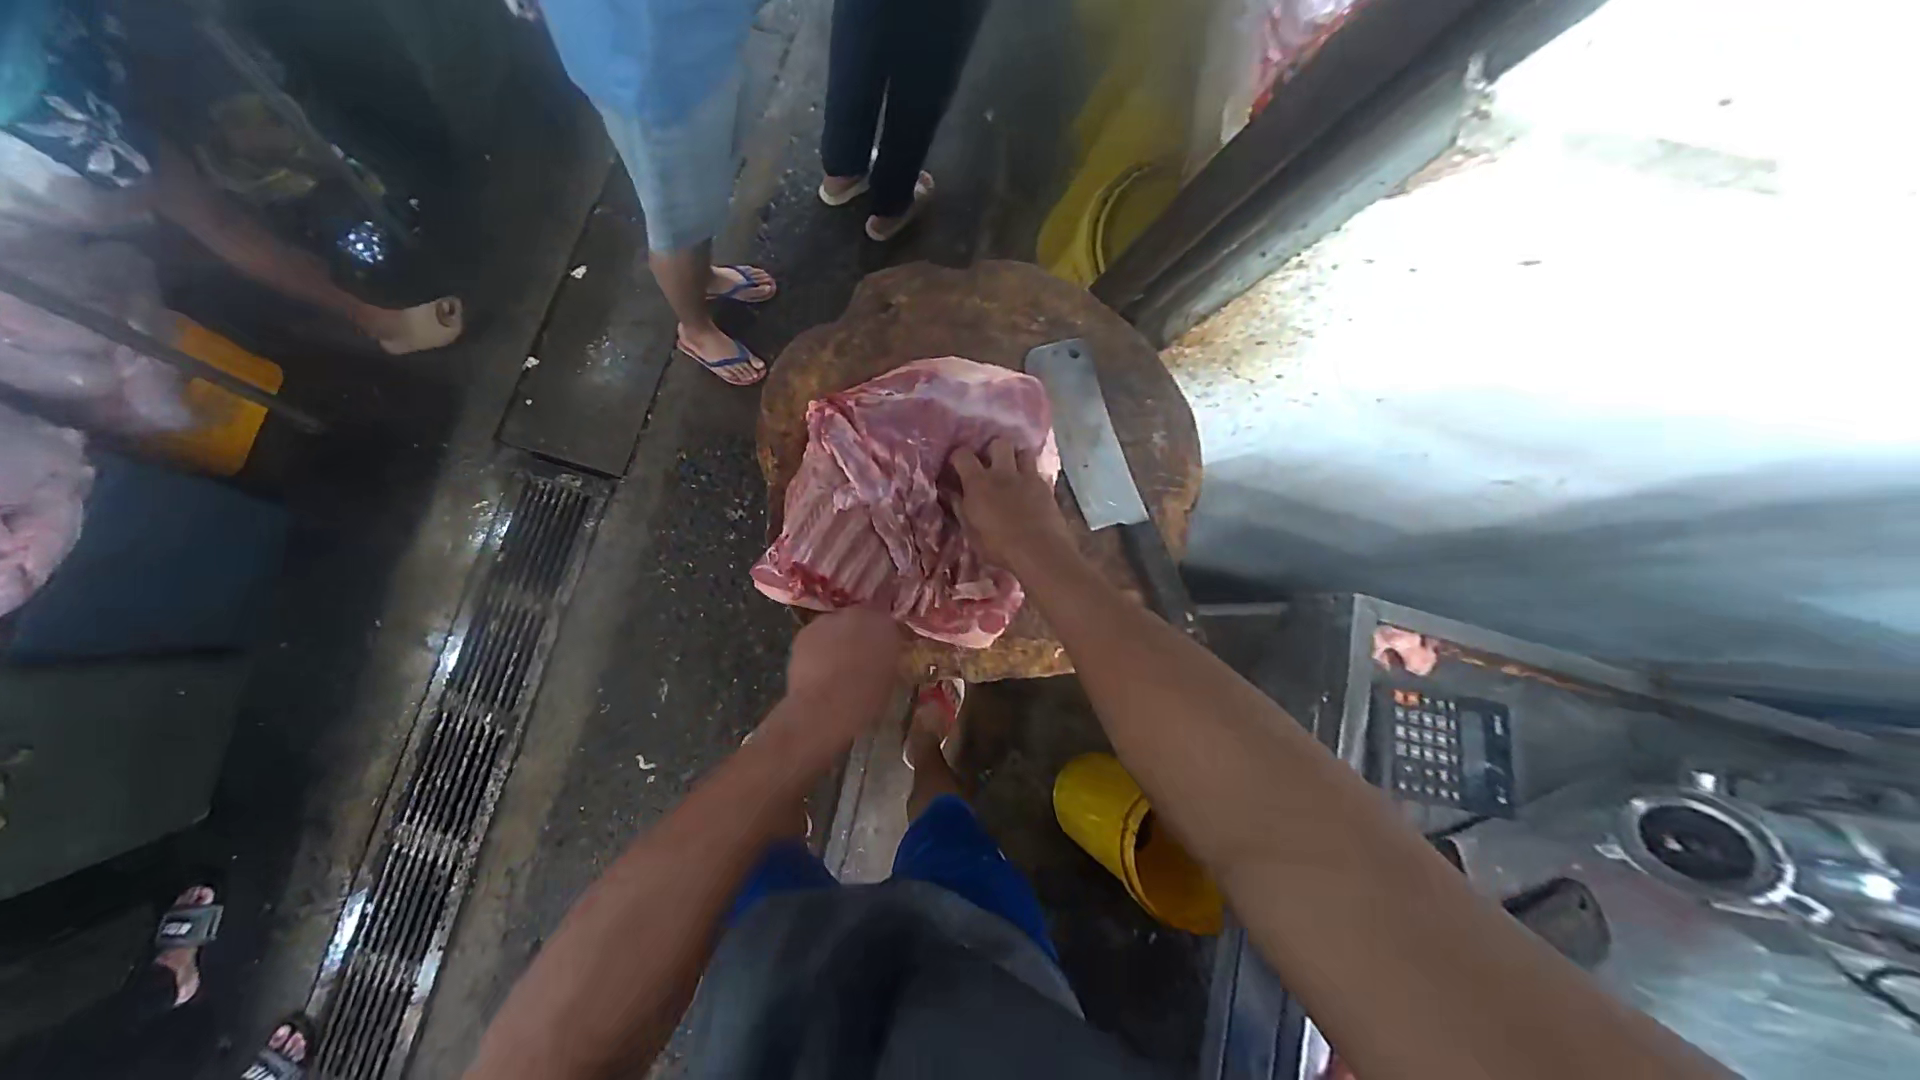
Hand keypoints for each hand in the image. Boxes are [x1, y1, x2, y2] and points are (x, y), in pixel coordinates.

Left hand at [780, 608, 904, 741]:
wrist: (826, 708)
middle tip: (857, 658)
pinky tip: (815, 671)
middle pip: (858, 618)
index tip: (880, 647)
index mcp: (885, 625)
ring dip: (835, 640)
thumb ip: (887, 658)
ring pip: (834, 627)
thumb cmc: (867, 699)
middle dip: (858, 634)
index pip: (886, 618)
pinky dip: (816, 649)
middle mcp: (858, 615)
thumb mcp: (889, 679)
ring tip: (833, 667)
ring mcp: (828, 620)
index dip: (881, 632)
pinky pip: (815, 637)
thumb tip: (881, 656)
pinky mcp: (804, 632)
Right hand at [948, 438, 1074, 571]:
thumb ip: (961, 508)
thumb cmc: (999, 547)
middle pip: (998, 443)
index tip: (957, 466)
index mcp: (978, 483)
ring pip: (1023, 452)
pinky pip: (1038, 471)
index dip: (958, 457)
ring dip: (1017, 458)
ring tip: (1014, 472)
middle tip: (991, 464)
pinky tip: (1030, 489)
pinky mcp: (1046, 486)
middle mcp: (1002, 472)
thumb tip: (952, 494)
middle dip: (993, 449)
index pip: (963, 455)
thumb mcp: (971, 533)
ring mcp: (1027, 477)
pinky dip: (1032, 476)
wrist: (1040, 551)